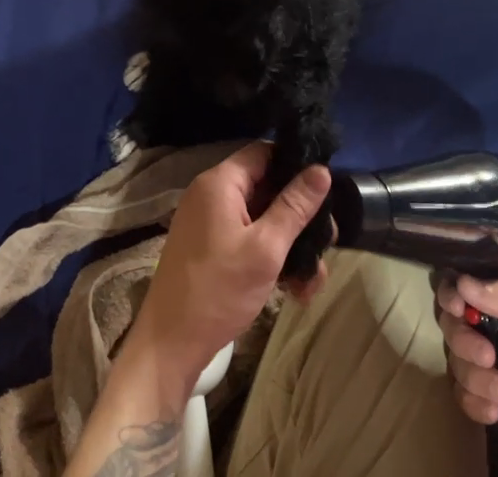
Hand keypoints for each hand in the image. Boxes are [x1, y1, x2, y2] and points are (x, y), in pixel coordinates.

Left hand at [129, 140, 332, 391]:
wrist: (171, 345)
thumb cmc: (219, 290)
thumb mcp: (266, 248)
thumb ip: (295, 206)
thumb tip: (322, 169)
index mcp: (220, 183)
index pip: (264, 152)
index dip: (296, 164)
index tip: (326, 189)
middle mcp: (212, 195)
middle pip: (267, 187)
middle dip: (300, 216)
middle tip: (327, 242)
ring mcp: (210, 223)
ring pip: (263, 219)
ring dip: (291, 245)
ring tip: (313, 279)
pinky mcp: (211, 249)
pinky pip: (249, 239)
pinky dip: (272, 258)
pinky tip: (295, 289)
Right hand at [438, 275, 497, 476]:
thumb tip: (463, 283)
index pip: (461, 286)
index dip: (450, 293)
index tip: (458, 307)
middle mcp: (488, 329)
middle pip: (450, 324)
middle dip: (465, 342)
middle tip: (490, 358)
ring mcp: (483, 365)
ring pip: (454, 361)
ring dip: (477, 378)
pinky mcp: (482, 398)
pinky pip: (460, 394)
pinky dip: (475, 403)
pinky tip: (497, 412)